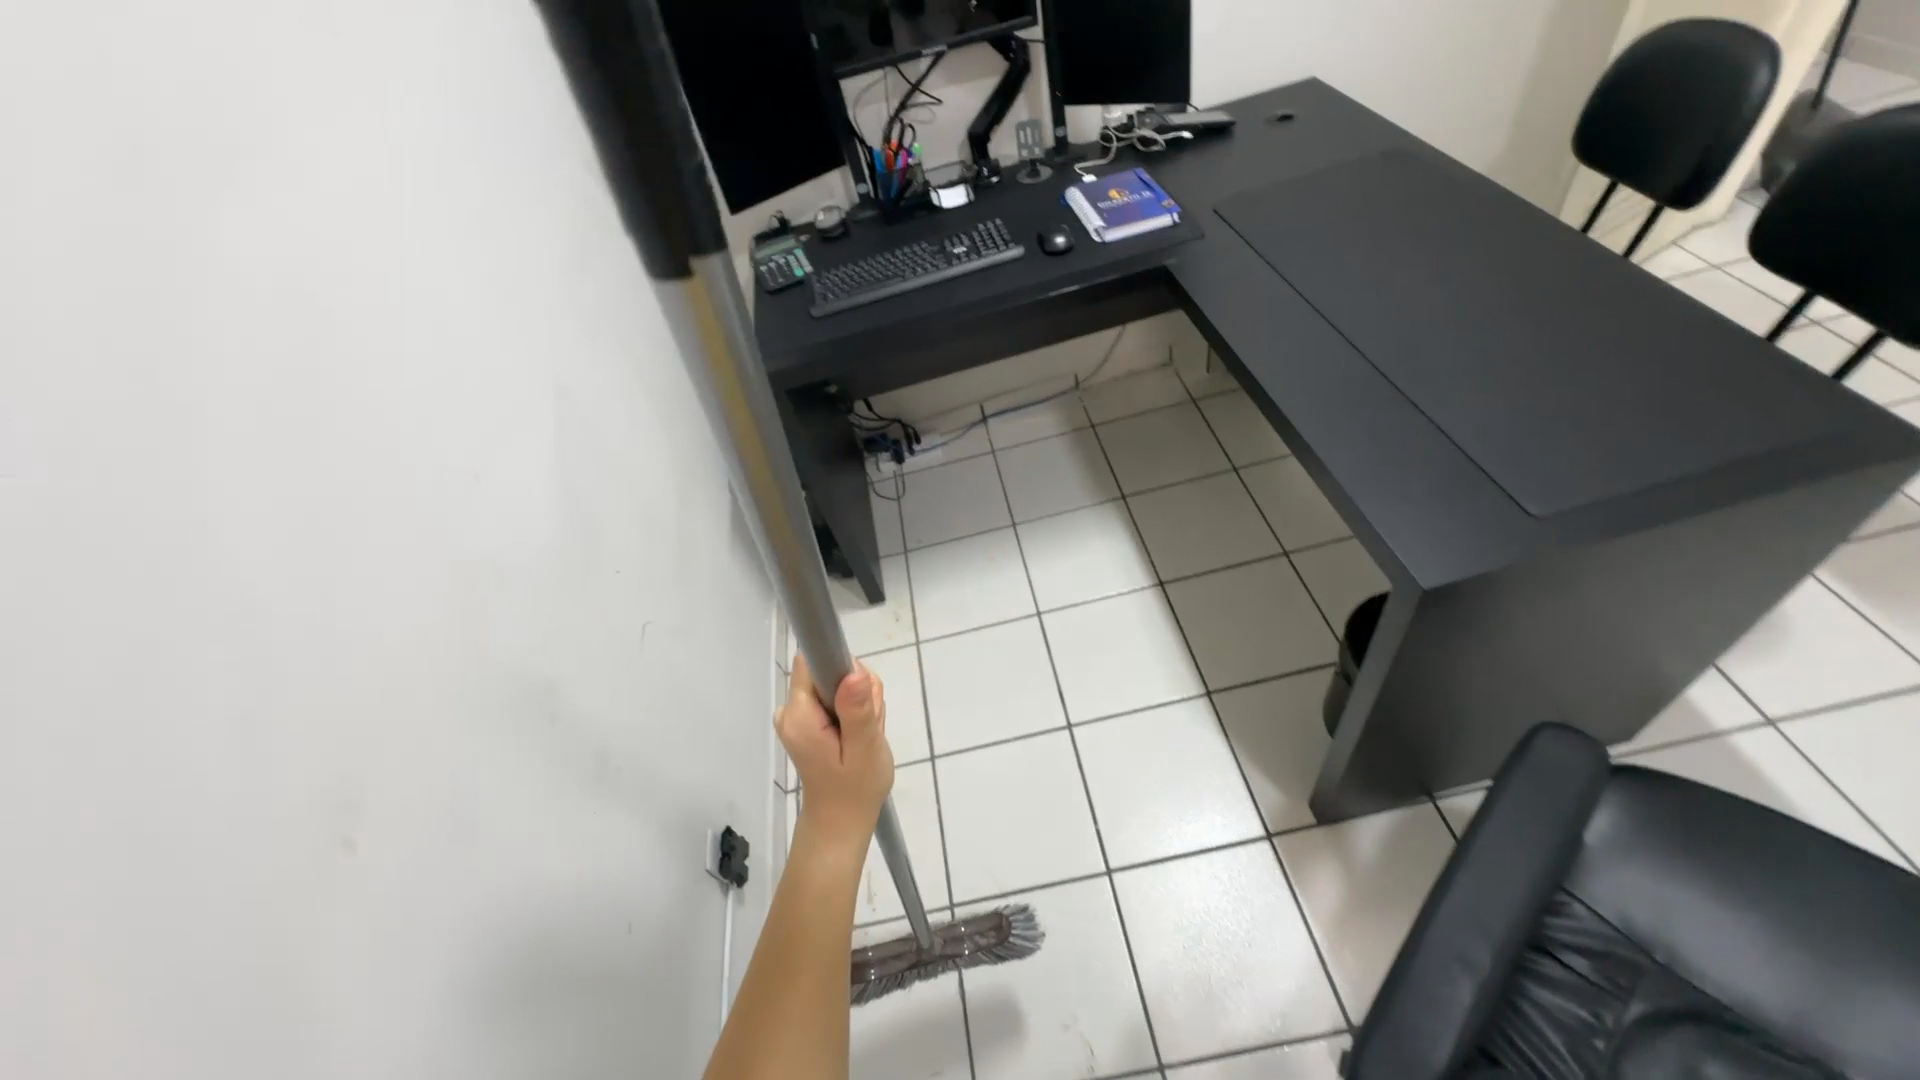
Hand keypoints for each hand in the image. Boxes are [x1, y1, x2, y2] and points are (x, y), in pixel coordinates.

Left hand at [777, 655, 893, 850]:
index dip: (842, 669)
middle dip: (857, 690)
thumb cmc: (855, 790)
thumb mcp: (864, 750)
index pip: (813, 661)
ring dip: (858, 703)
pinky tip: (857, 736)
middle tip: (868, 726)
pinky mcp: (807, 718)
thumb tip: (855, 672)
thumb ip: (858, 710)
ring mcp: (797, 714)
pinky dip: (853, 711)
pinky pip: (835, 696)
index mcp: (799, 716)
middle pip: (829, 670)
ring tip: (863, 735)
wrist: (841, 820)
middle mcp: (790, 710)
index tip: (862, 697)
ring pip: (836, 682)